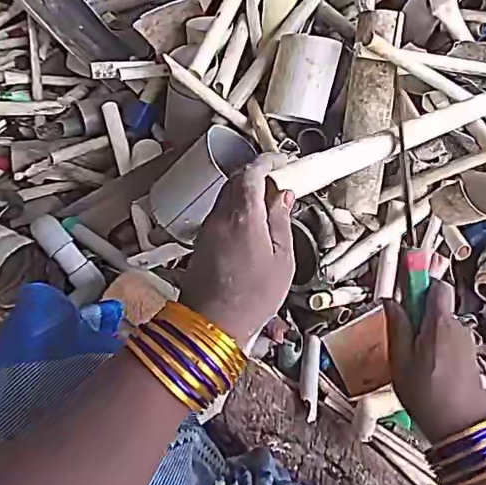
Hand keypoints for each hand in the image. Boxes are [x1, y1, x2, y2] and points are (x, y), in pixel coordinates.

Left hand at [176, 155, 293, 348]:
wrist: (213, 323)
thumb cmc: (249, 299)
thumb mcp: (282, 259)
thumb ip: (281, 221)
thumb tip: (283, 198)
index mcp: (243, 217)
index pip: (251, 172)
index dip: (268, 161)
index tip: (282, 162)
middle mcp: (220, 217)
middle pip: (236, 179)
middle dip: (257, 174)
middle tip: (279, 181)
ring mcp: (208, 228)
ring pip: (227, 195)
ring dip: (246, 191)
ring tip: (269, 204)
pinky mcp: (203, 240)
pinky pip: (221, 212)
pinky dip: (237, 208)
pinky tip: (252, 223)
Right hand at [384, 281, 485, 441]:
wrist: (463, 430)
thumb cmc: (433, 399)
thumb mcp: (400, 359)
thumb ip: (396, 326)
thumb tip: (390, 304)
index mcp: (441, 323)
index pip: (435, 283)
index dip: (418, 277)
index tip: (405, 274)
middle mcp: (458, 328)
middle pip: (437, 302)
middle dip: (417, 308)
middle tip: (399, 320)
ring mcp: (466, 343)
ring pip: (442, 322)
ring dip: (425, 328)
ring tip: (408, 350)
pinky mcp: (469, 357)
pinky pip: (448, 338)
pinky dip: (434, 343)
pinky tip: (422, 363)